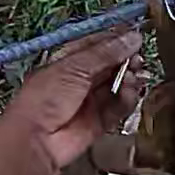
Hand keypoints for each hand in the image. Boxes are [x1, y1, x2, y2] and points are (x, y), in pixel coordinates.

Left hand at [0, 29, 143, 174]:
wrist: (36, 139)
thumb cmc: (46, 97)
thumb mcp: (74, 67)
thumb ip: (105, 53)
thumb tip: (133, 37)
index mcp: (67, 61)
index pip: (96, 45)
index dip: (115, 40)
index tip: (135, 35)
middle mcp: (79, 80)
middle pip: (110, 66)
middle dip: (126, 60)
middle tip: (138, 59)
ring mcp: (89, 101)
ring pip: (117, 86)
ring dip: (129, 79)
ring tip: (133, 77)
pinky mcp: (100, 122)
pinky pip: (119, 107)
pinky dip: (127, 99)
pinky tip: (129, 93)